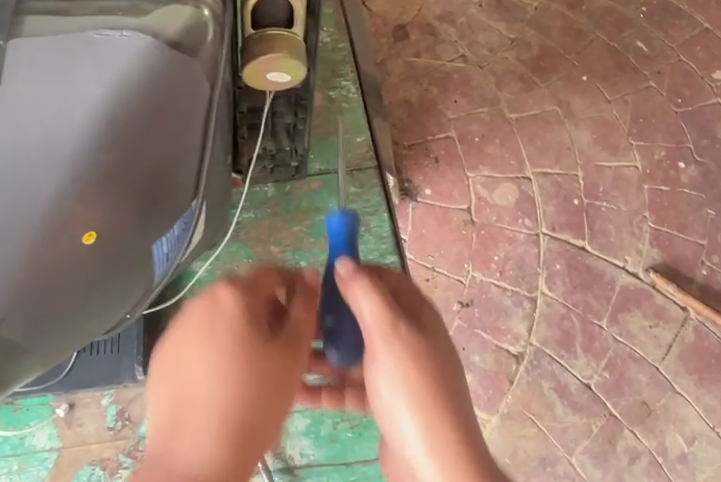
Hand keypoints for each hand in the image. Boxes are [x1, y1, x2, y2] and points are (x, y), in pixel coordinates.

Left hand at [137, 265, 319, 481]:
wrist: (195, 459)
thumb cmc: (254, 403)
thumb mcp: (292, 356)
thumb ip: (305, 309)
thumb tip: (311, 274)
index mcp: (235, 293)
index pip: (273, 272)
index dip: (294, 287)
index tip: (306, 314)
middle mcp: (201, 298)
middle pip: (243, 292)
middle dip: (267, 310)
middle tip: (282, 346)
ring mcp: (177, 325)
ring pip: (218, 315)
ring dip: (239, 328)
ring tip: (253, 366)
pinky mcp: (162, 352)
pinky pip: (196, 337)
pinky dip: (213, 347)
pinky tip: (222, 380)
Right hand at [298, 259, 504, 481]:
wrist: (435, 465)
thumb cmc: (412, 388)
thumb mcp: (388, 332)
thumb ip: (365, 294)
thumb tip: (344, 260)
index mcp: (415, 315)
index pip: (385, 279)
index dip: (357, 272)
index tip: (321, 273)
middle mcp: (407, 339)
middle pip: (364, 317)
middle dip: (331, 314)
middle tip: (294, 314)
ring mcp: (395, 374)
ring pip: (353, 354)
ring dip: (322, 352)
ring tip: (285, 350)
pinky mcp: (383, 405)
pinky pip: (349, 388)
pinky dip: (325, 388)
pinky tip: (294, 388)